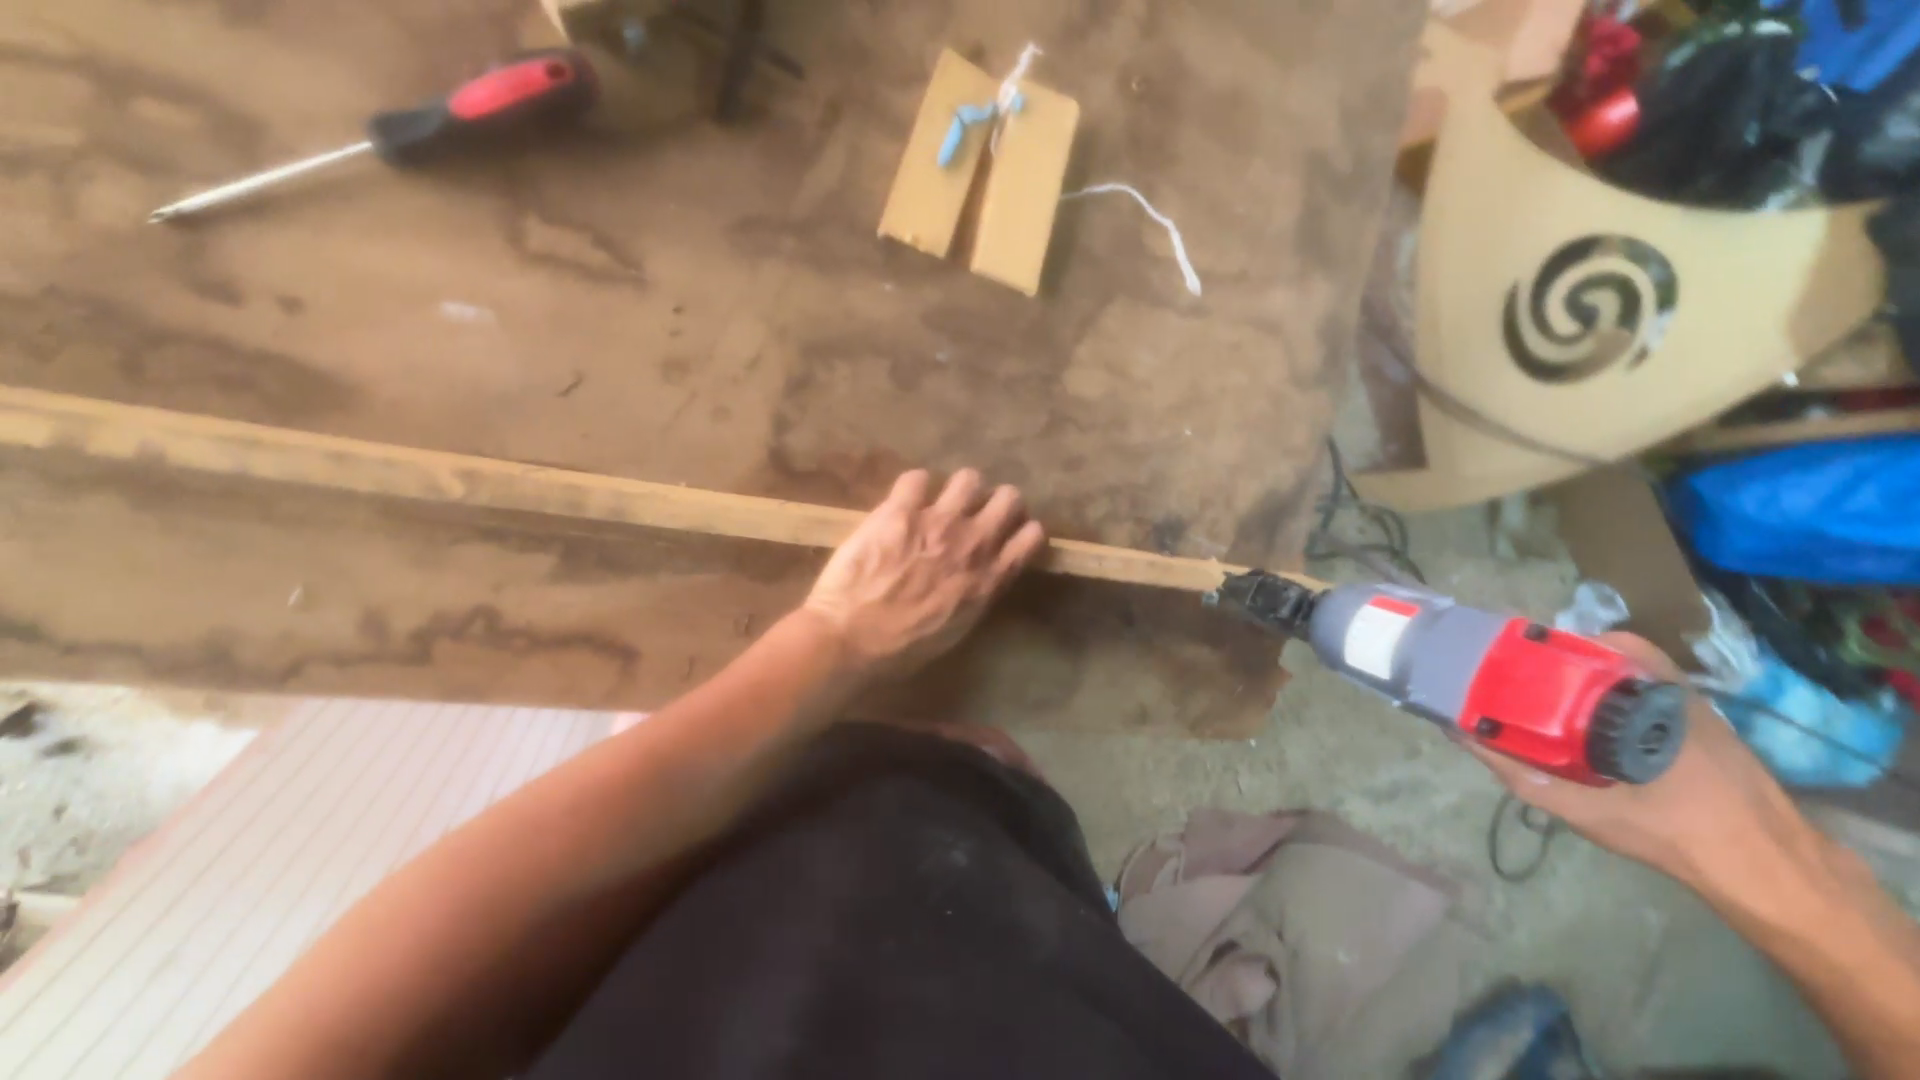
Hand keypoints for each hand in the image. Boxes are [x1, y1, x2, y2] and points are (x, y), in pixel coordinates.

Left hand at [802, 469, 1046, 679]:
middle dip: (995, 501)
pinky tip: (902, 503)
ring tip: (939, 502)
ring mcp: (937, 522)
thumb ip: (975, 595)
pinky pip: (917, 478)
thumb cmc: (902, 648)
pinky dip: (912, 488)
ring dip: (957, 489)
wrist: (852, 638)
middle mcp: (973, 543)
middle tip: (975, 513)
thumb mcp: (956, 629)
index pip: (1031, 536)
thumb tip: (978, 578)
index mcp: (989, 579)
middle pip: (1008, 498)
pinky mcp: (900, 510)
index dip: (1020, 529)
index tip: (1007, 533)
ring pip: (968, 478)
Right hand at [1467, 633, 1815, 893]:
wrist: (1764, 866)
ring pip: (1628, 674)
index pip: (1592, 643)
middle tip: (1526, 689)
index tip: (1514, 661)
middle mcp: (1671, 687)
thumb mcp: (1584, 809)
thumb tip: (1463, 734)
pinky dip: (1615, 702)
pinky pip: (1649, 695)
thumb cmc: (1670, 830)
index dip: (1549, 647)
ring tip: (1551, 709)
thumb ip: (1521, 772)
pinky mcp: (1707, 725)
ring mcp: (1695, 705)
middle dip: (1562, 665)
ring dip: (1589, 684)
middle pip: (1607, 654)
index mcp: (1645, 695)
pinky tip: (1595, 734)